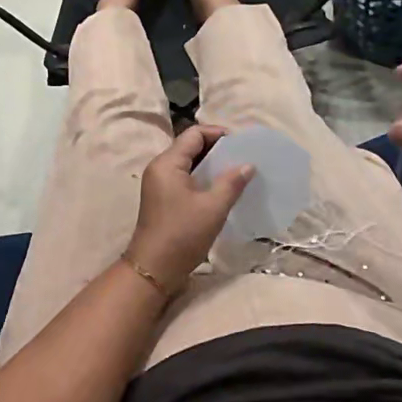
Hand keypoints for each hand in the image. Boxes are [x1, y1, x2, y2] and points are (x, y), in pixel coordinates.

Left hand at [124, 126, 254, 294]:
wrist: (154, 267)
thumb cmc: (182, 234)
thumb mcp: (213, 207)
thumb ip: (231, 182)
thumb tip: (247, 164)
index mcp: (167, 163)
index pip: (193, 134)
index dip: (218, 134)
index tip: (242, 144)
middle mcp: (160, 168)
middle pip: (190, 146)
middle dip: (217, 149)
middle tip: (244, 158)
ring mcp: (159, 184)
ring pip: (188, 164)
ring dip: (211, 165)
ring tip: (238, 172)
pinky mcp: (163, 198)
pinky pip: (185, 179)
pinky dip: (203, 179)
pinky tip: (223, 189)